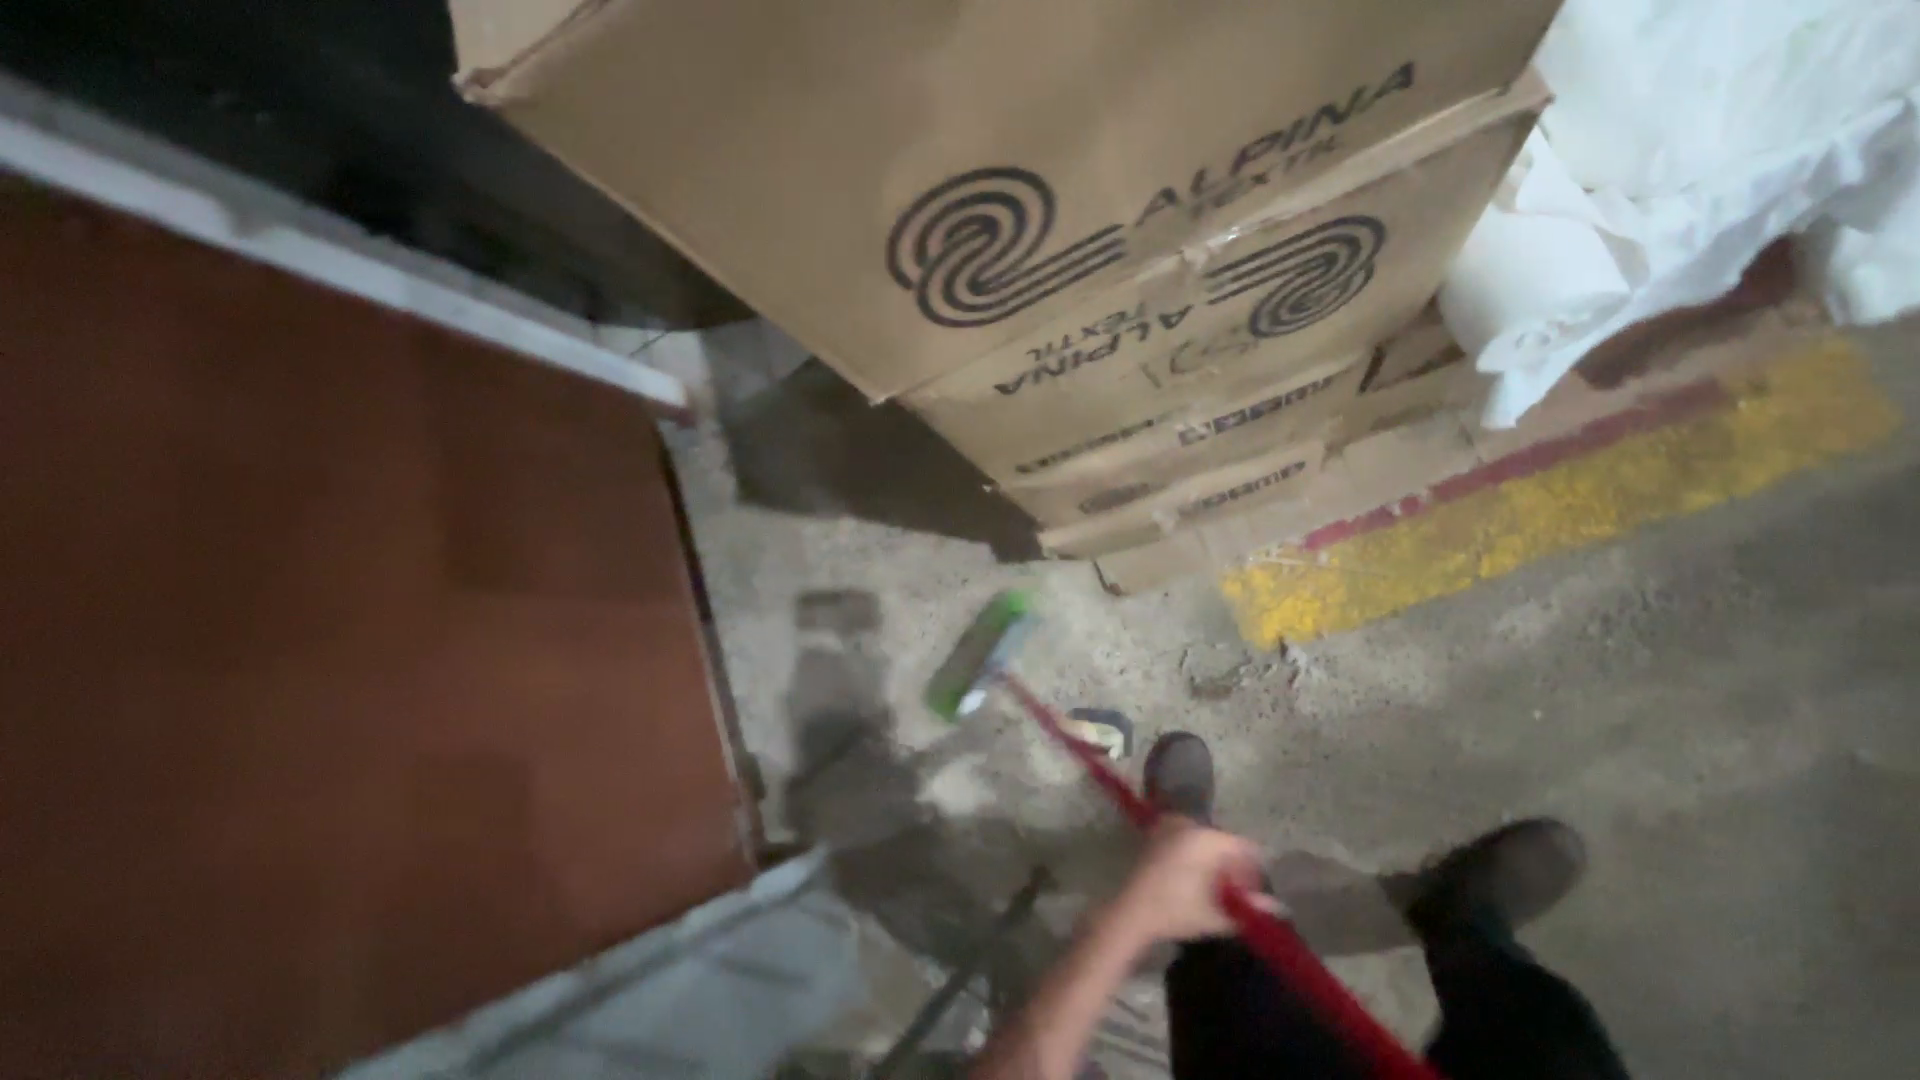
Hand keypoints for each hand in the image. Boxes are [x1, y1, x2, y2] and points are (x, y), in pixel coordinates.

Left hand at [1107, 816, 1271, 944]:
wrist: (1130, 913)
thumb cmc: (1176, 912)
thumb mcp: (1217, 914)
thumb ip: (1251, 909)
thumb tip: (1279, 908)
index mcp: (1207, 838)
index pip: (1246, 847)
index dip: (1252, 871)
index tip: (1247, 894)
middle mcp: (1189, 824)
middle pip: (1226, 842)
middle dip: (1232, 867)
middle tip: (1230, 894)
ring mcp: (1169, 826)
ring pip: (1206, 842)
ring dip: (1213, 863)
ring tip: (1210, 892)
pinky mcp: (1155, 834)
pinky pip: (1187, 841)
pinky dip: (1195, 857)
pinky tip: (1191, 883)